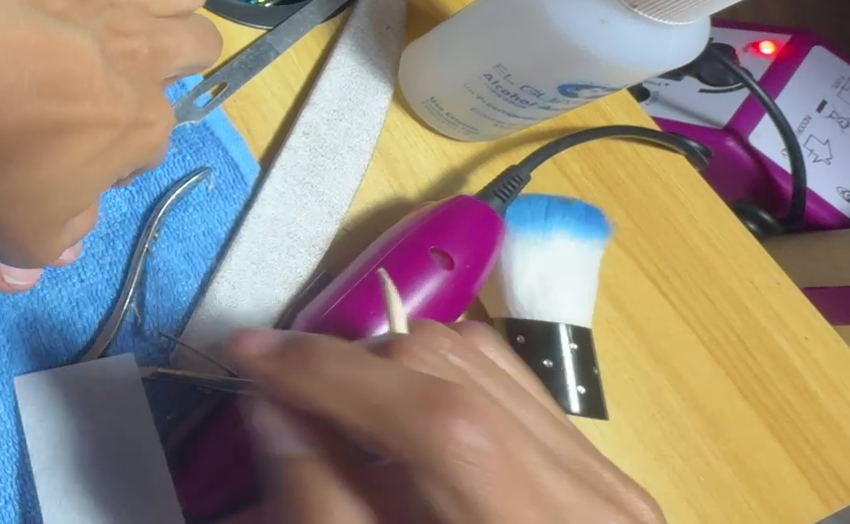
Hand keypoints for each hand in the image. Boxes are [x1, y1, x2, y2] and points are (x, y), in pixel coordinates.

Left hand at [0, 0, 218, 272]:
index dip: (122, 141)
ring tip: (115, 7)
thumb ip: (60, 239)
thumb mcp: (20, 236)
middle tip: (120, 65)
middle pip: (196, 41)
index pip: (157, 132)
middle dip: (174, 54)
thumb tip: (69, 246)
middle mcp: (139, 52)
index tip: (81, 146)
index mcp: (140, 125)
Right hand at [224, 322, 663, 523]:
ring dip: (382, 363)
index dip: (326, 371)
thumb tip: (265, 398)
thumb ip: (315, 498)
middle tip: (287, 394)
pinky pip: (498, 369)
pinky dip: (430, 369)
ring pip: (466, 351)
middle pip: (439, 365)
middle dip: (345, 366)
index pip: (431, 418)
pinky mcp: (599, 467)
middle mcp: (592, 499)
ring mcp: (606, 478)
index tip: (243, 353)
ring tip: (345, 408)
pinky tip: (402, 409)